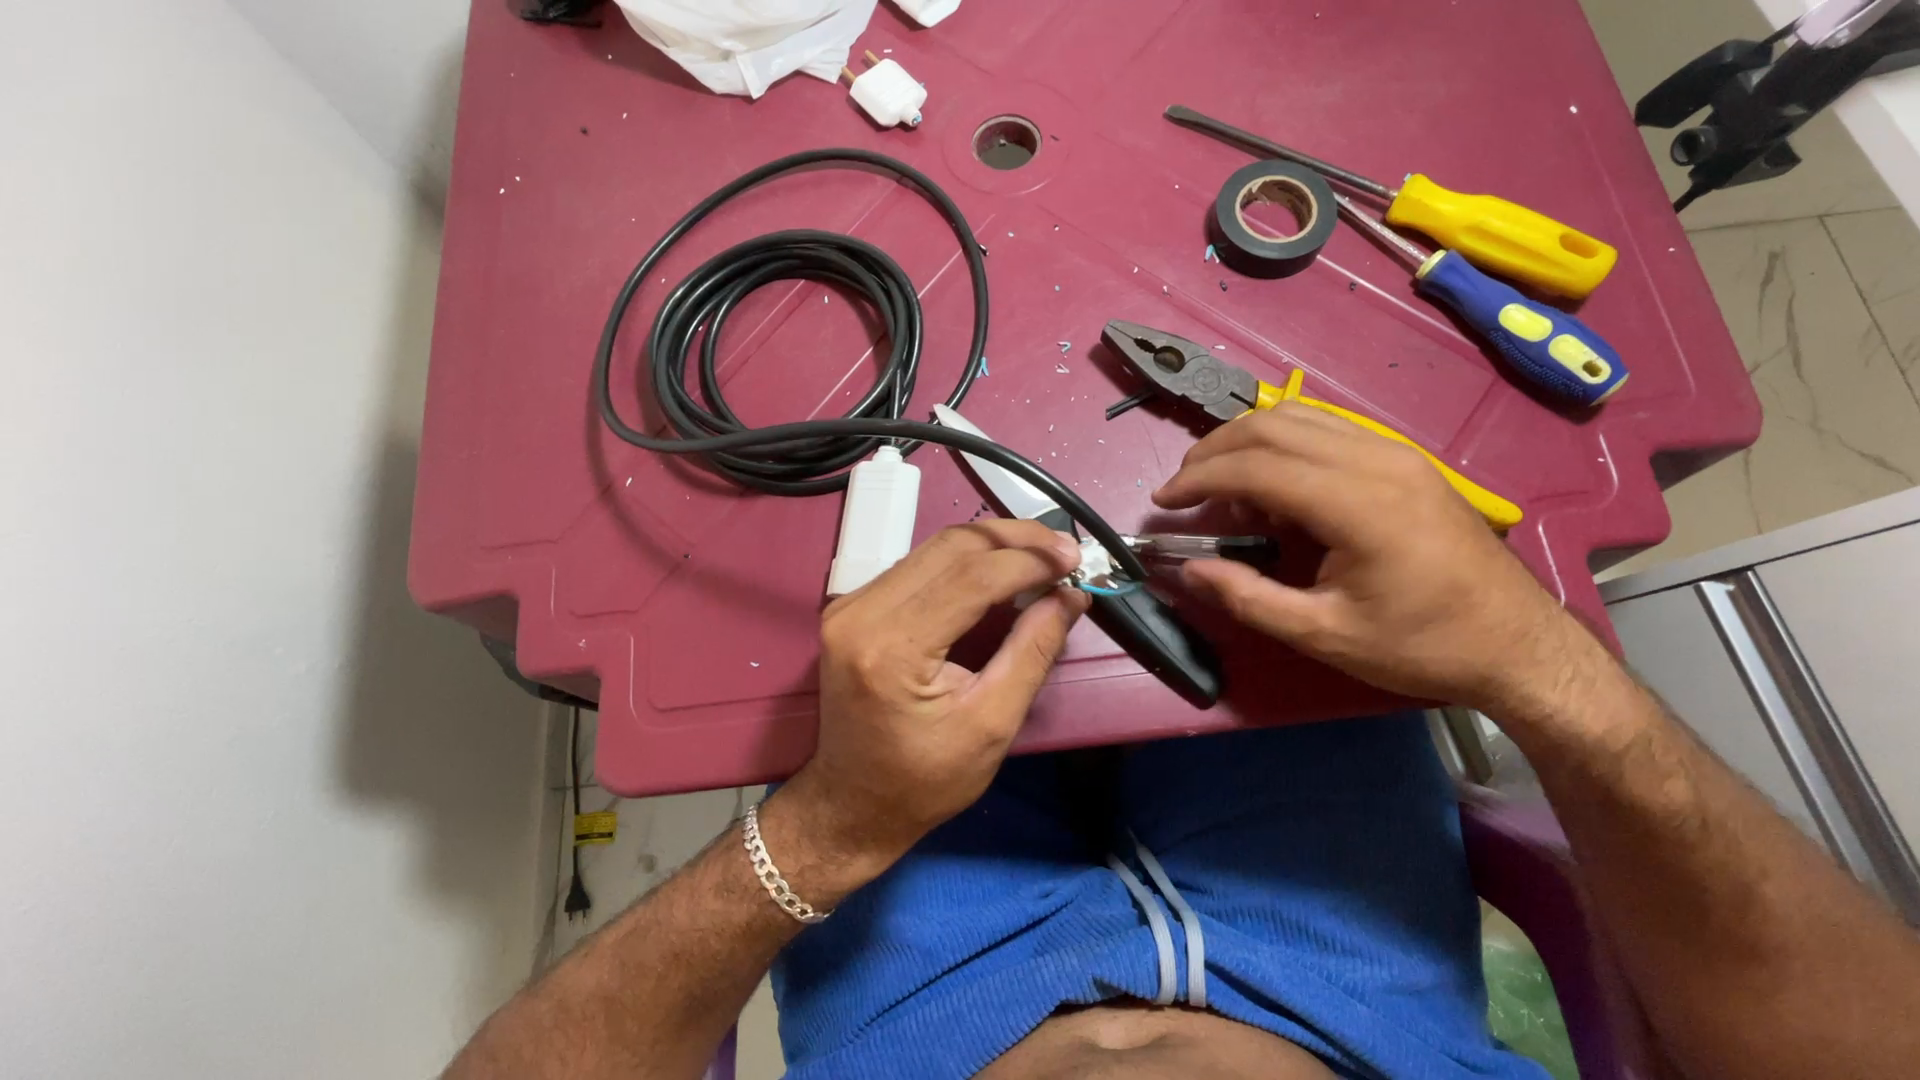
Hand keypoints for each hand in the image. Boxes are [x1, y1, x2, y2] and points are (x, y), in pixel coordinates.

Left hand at [775, 521, 1089, 875]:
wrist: (852, 805)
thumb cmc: (923, 781)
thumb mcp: (992, 725)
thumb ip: (1033, 652)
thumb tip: (1071, 595)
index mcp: (892, 649)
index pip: (969, 578)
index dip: (1027, 560)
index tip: (1074, 559)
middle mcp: (860, 613)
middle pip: (948, 548)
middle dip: (1013, 539)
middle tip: (1064, 548)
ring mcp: (849, 606)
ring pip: (932, 549)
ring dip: (990, 545)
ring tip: (1042, 554)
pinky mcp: (851, 608)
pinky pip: (917, 566)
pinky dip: (964, 561)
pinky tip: (1000, 569)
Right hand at [1152, 403, 1584, 714]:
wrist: (1517, 643)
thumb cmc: (1422, 646)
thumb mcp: (1325, 635)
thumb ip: (1249, 598)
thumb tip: (1190, 569)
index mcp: (1359, 504)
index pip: (1257, 467)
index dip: (1200, 479)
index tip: (1163, 501)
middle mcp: (1377, 460)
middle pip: (1272, 426)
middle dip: (1213, 451)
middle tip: (1182, 489)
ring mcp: (1395, 452)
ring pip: (1299, 416)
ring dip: (1245, 441)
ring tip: (1218, 485)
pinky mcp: (1404, 459)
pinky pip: (1327, 428)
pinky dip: (1282, 444)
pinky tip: (1271, 485)